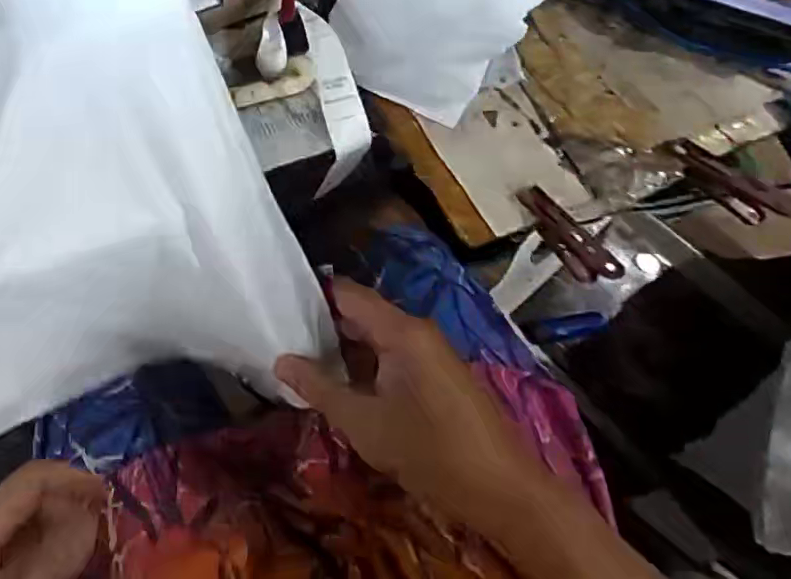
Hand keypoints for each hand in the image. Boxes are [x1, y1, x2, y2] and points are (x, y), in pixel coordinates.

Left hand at [0, 460, 104, 578]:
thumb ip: (54, 555)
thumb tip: (88, 517)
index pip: (35, 477)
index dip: (75, 479)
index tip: (111, 495)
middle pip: (28, 501)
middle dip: (69, 508)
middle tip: (108, 525)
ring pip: (21, 529)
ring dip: (57, 534)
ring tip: (93, 547)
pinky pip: (11, 555)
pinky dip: (39, 556)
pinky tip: (63, 570)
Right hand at [276, 278, 543, 521]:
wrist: (512, 499)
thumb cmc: (433, 453)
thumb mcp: (364, 424)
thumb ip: (319, 388)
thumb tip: (279, 362)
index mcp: (400, 330)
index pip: (345, 292)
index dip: (310, 296)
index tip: (279, 308)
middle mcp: (417, 331)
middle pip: (360, 312)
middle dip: (323, 326)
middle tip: (286, 340)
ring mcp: (433, 353)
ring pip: (377, 336)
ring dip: (345, 350)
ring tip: (308, 364)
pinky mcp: (441, 376)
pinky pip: (394, 355)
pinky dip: (368, 365)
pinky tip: (348, 388)